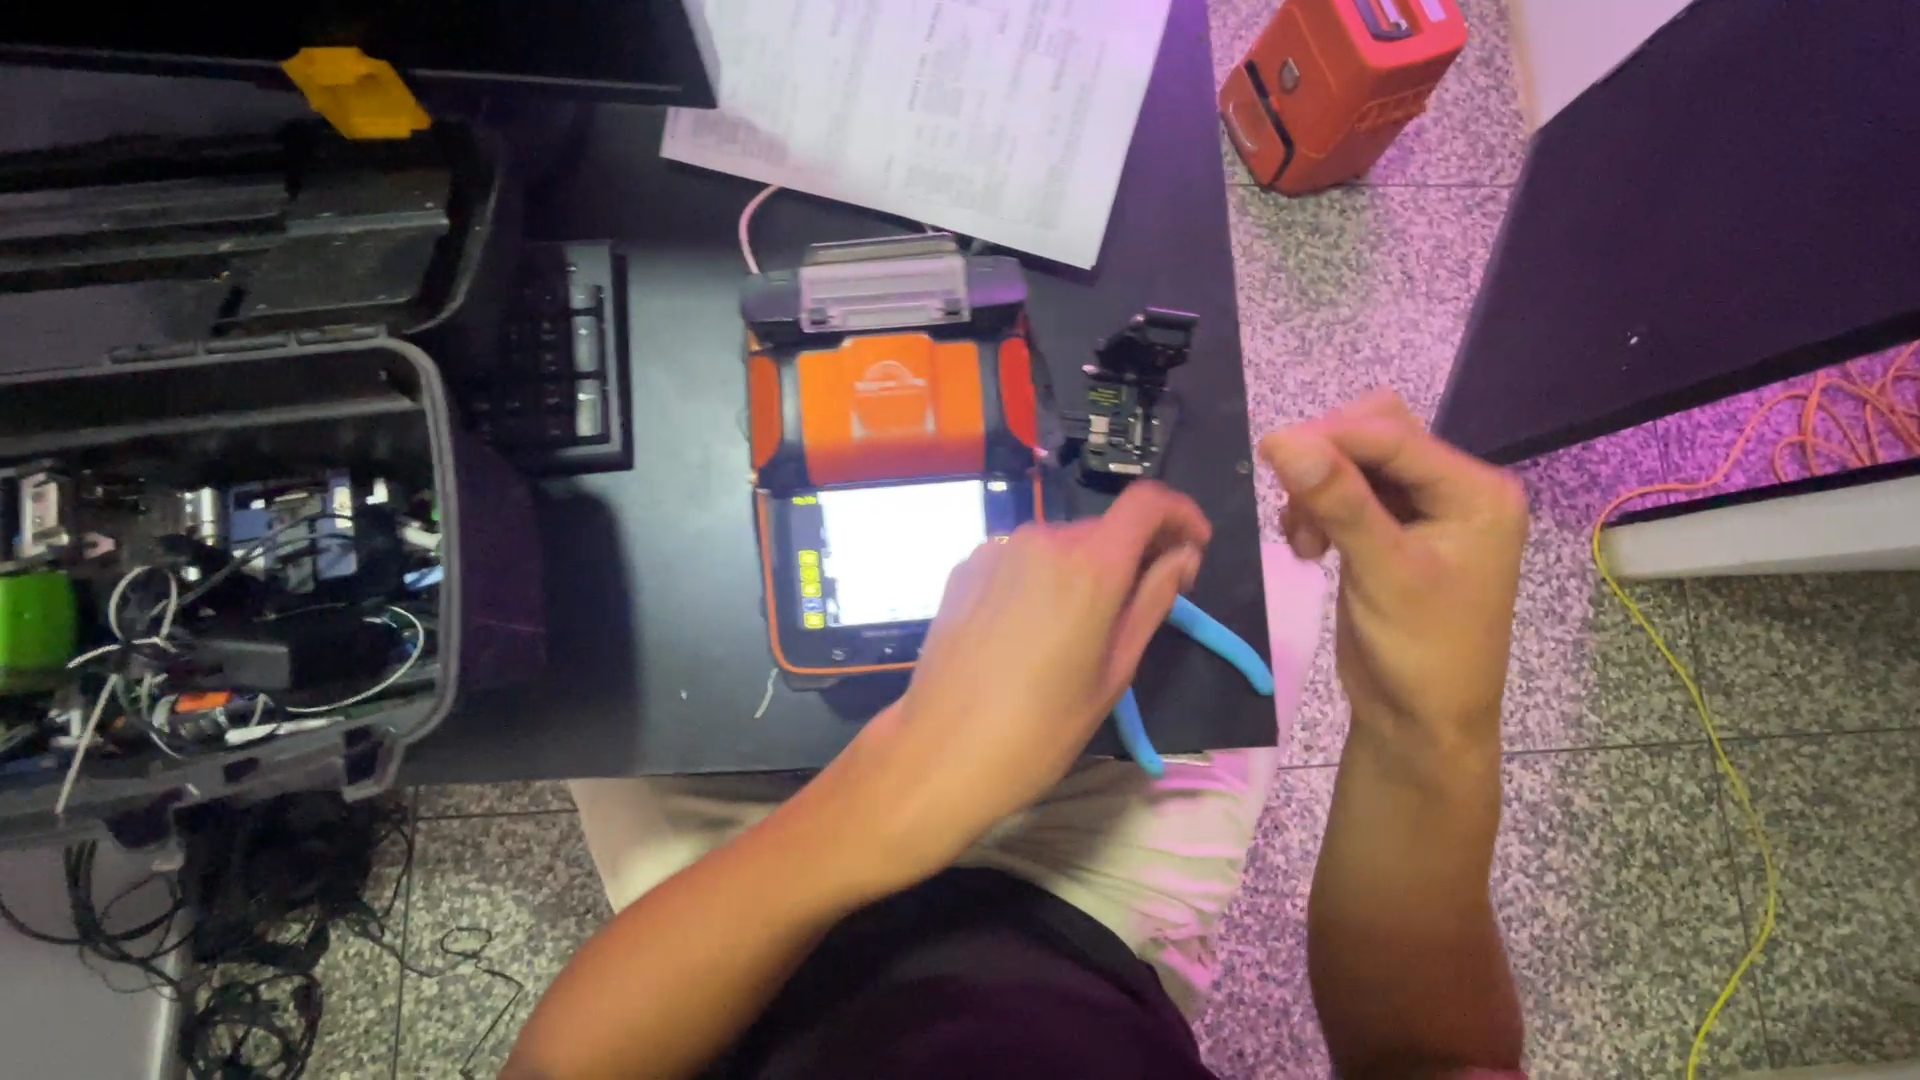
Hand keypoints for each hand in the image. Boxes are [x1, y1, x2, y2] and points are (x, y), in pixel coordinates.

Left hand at [821, 482, 1209, 883]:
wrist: (940, 751)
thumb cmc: (1040, 728)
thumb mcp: (1114, 672)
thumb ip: (1152, 601)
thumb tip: (1180, 555)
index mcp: (1089, 565)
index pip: (1147, 502)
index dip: (1181, 514)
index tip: (1193, 547)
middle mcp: (1041, 540)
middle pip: (1103, 528)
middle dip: (1133, 555)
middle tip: (1140, 607)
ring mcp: (995, 550)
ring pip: (1060, 544)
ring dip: (1084, 569)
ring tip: (1080, 628)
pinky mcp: (965, 568)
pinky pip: (1020, 559)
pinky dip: (1041, 578)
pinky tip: (1031, 628)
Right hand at [1259, 393, 1526, 771]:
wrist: (1418, 720)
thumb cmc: (1419, 650)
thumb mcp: (1382, 572)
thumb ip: (1339, 501)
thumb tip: (1283, 438)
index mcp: (1475, 492)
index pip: (1394, 437)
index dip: (1331, 436)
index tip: (1270, 449)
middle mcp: (1453, 491)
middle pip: (1376, 438)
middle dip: (1326, 462)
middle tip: (1293, 501)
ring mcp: (1420, 512)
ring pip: (1355, 465)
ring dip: (1317, 490)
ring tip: (1303, 539)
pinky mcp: (1389, 533)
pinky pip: (1345, 495)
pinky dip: (1317, 510)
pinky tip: (1307, 546)